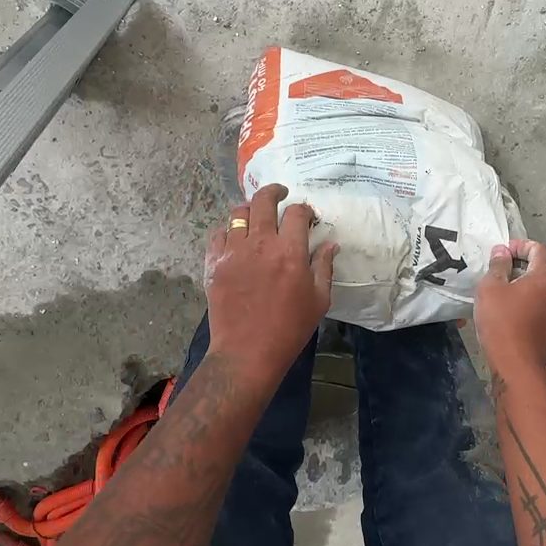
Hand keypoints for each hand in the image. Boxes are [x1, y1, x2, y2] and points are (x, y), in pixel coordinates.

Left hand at [203, 183, 338, 386]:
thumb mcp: (319, 299)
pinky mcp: (214, 265)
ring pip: (238, 214)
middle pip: (264, 201)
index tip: (307, 216)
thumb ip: (324, 266)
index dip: (304, 209)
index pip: (296, 213)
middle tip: (280, 193)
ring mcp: (233, 252)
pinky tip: (236, 238)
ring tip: (257, 215)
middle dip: (275, 191)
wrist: (247, 354)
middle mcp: (261, 244)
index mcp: (290, 252)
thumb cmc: (289, 329)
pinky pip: (218, 235)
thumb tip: (331, 244)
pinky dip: (228, 230)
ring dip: (250, 209)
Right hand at [475, 239, 545, 379]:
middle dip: (530, 260)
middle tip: (509, 265)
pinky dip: (541, 297)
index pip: (538, 249)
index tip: (504, 252)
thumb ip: (498, 265)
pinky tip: (526, 306)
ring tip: (516, 285)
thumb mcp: (490, 288)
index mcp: (545, 276)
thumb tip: (502, 251)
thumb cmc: (501, 323)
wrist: (516, 364)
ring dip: (537, 280)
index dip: (520, 245)